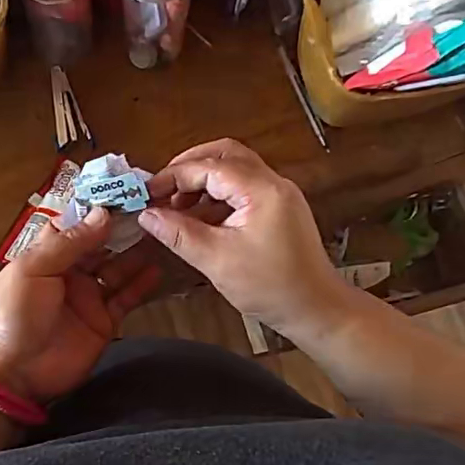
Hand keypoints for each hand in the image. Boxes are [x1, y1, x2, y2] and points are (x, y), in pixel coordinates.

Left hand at [0, 208, 160, 404]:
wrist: (13, 374)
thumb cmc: (12, 316)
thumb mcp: (32, 270)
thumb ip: (69, 242)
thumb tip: (104, 213)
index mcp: (49, 255)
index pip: (79, 224)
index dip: (101, 209)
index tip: (128, 192)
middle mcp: (71, 272)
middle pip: (104, 245)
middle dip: (125, 228)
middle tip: (154, 210)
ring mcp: (89, 297)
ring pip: (120, 268)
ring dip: (138, 253)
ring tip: (162, 235)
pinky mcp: (105, 322)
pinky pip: (127, 298)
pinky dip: (142, 284)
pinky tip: (158, 269)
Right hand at [138, 139, 354, 333]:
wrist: (316, 309)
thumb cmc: (272, 288)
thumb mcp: (217, 261)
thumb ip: (180, 234)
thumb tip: (148, 215)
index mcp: (262, 190)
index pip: (209, 166)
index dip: (174, 176)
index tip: (148, 193)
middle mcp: (274, 183)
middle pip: (225, 154)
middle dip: (189, 167)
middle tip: (162, 189)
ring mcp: (279, 196)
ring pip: (235, 170)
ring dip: (204, 182)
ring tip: (177, 208)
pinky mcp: (280, 210)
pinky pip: (244, 190)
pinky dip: (219, 197)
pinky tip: (199, 219)